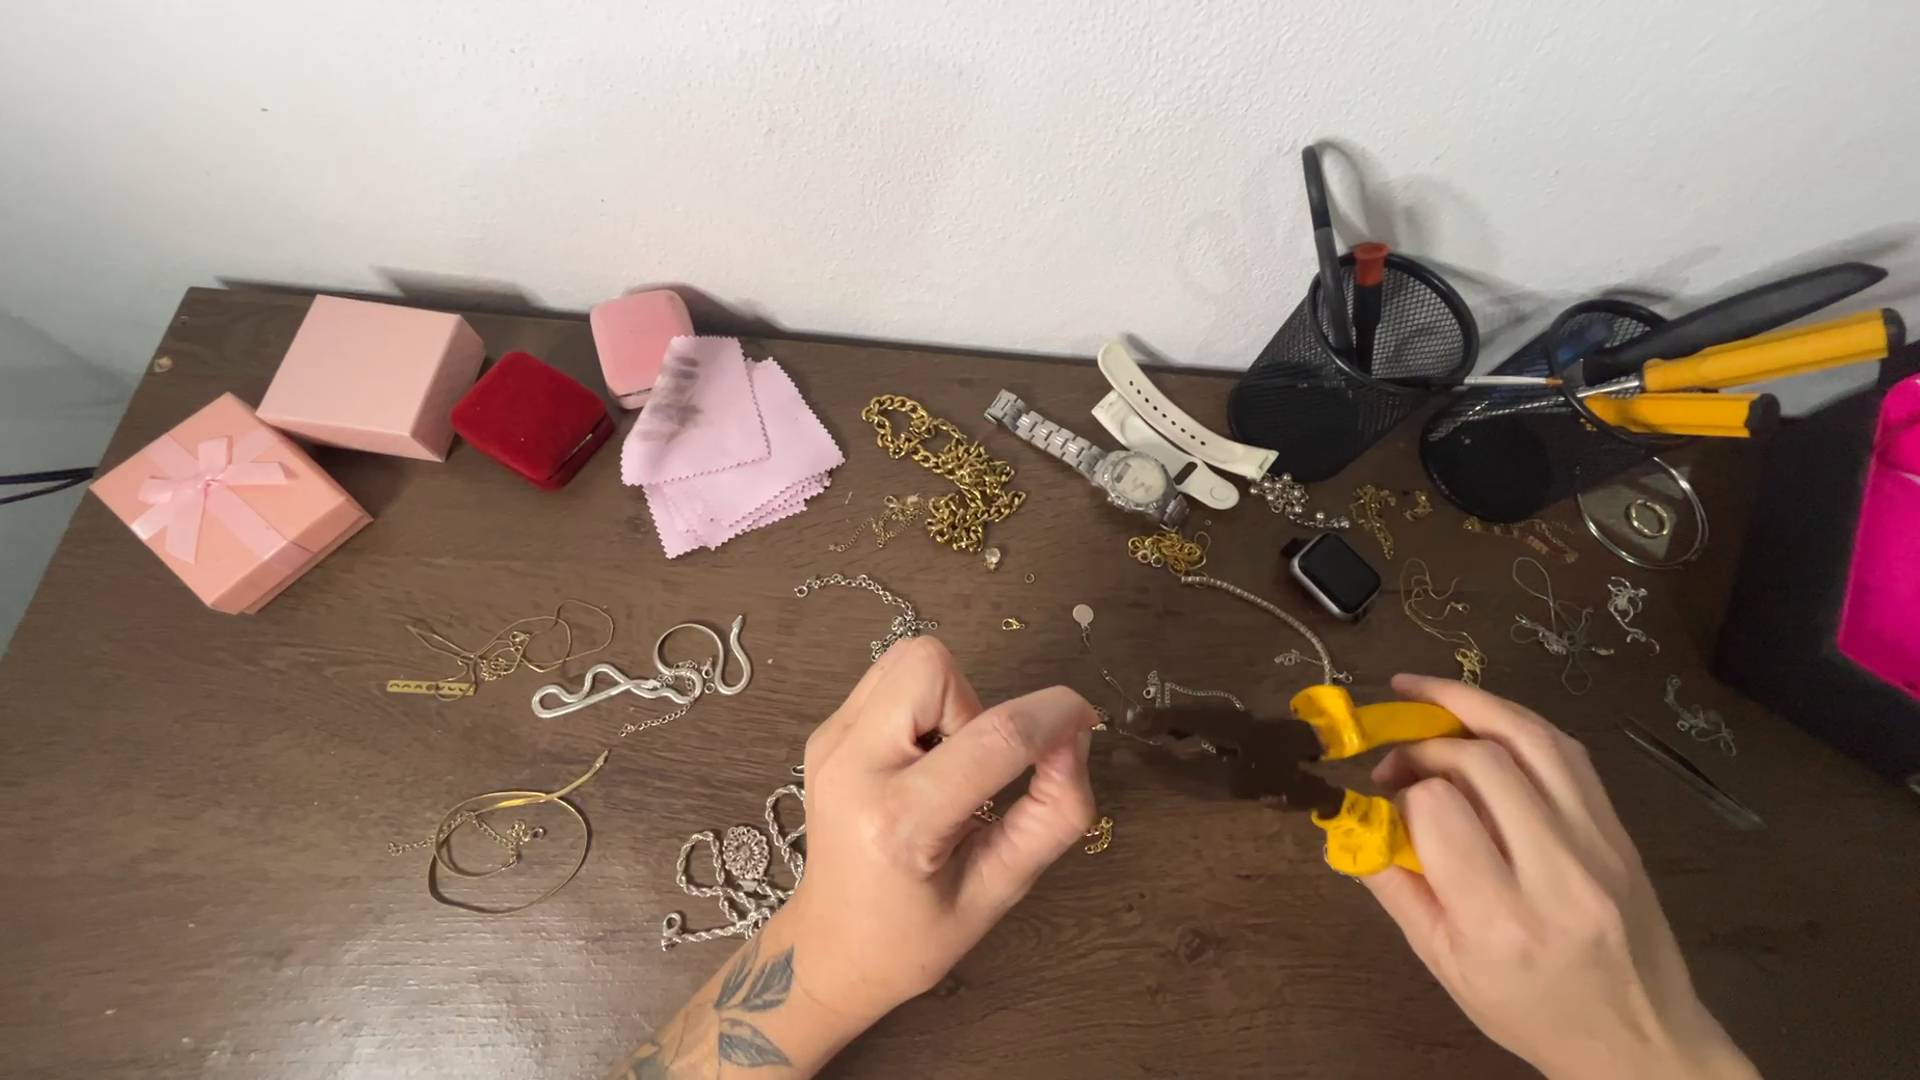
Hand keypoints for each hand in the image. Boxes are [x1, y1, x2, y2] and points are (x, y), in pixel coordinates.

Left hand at [781, 636, 1099, 1024]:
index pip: (995, 737)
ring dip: (950, 697)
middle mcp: (852, 764)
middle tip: (977, 763)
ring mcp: (831, 739)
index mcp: (900, 821)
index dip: (1054, 715)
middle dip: (977, 701)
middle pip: (930, 662)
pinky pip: (890, 675)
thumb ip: (1053, 814)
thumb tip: (1076, 736)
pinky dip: (923, 701)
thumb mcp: (1000, 891)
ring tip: (946, 762)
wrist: (828, 948)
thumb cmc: (916, 935)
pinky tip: (919, 757)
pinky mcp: (825, 729)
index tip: (1082, 720)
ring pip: (909, 657)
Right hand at [1365, 675, 1757, 1079]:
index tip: (1384, 799)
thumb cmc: (1527, 1009)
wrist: (1647, 1047)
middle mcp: (1558, 872)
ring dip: (1467, 703)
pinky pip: (1565, 751)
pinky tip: (1477, 718)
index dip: (1401, 790)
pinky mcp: (1619, 830)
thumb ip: (1389, 880)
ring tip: (1419, 689)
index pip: (1439, 809)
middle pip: (1482, 763)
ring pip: (1532, 740)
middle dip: (1422, 746)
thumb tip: (1350, 816)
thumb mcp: (1439, 959)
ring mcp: (1600, 845)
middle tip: (1394, 762)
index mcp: (1502, 917)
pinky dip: (1511, 721)